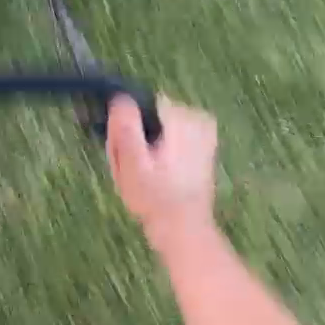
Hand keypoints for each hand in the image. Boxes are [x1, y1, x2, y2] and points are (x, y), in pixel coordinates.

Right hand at [107, 94, 218, 249]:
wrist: (183, 227)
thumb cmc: (153, 197)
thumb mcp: (131, 162)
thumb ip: (125, 127)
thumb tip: (120, 97)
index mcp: (181, 118)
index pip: (139, 105)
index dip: (126, 127)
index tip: (124, 152)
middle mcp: (198, 117)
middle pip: (149, 115)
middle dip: (136, 137)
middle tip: (132, 168)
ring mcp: (204, 131)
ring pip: (157, 126)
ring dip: (145, 146)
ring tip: (145, 174)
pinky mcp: (204, 144)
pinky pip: (168, 136)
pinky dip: (158, 152)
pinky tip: (157, 174)